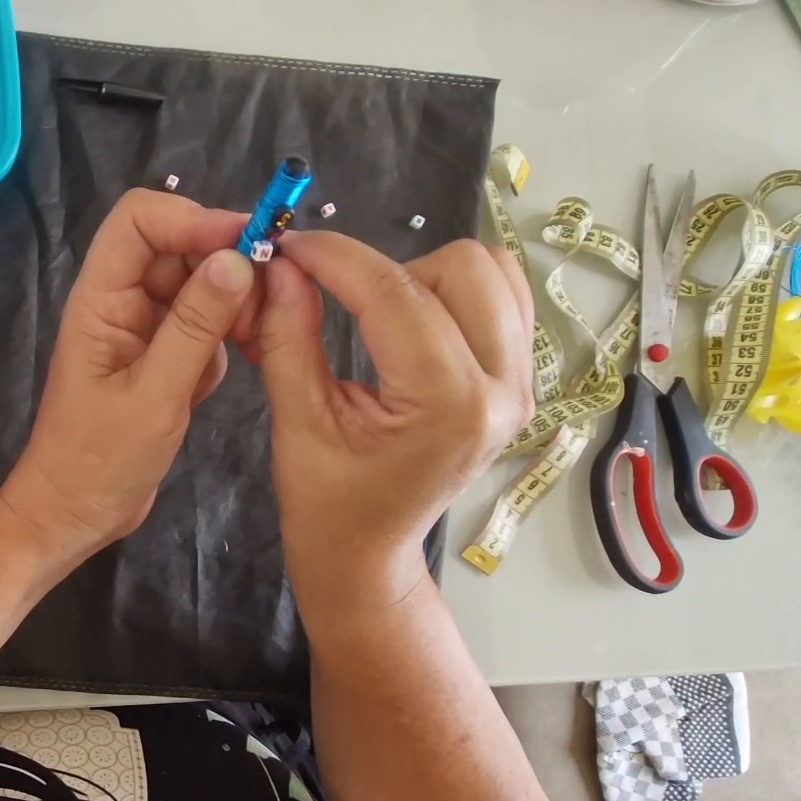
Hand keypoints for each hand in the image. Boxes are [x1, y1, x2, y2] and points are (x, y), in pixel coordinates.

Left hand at [1, 190, 257, 556]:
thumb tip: (235, 259)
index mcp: (100, 301)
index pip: (140, 220)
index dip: (194, 219)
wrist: (75, 514)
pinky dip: (217, 350)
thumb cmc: (100, 462)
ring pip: (197, 290)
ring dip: (228, 314)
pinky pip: (200, 332)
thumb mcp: (154, 396)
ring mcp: (140, 334)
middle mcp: (120, 306)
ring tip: (249, 350)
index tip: (250, 247)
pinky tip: (207, 390)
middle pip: (178, 250)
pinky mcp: (158, 362)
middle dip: (225, 271)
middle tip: (263, 312)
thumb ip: (195, 327)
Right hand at [255, 234, 534, 610]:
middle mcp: (502, 388)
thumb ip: (288, 338)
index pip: (395, 295)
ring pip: (493, 273)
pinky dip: (453, 294)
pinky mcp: (518, 383)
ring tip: (378, 317)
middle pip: (462, 266)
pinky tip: (411, 326)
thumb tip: (280, 269)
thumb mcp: (296, 423)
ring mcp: (521, 385)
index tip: (290, 247)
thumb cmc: (324, 504)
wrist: (366, 554)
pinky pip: (504, 300)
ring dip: (424, 277)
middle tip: (336, 300)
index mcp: (445, 405)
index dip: (335, 258)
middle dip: (385, 271)